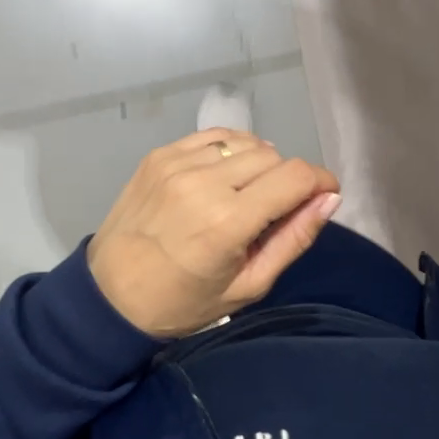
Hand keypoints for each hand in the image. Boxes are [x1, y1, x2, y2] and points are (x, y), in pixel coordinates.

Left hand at [86, 129, 341, 337]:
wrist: (108, 297)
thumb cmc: (184, 302)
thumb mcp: (249, 285)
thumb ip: (295, 238)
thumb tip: (330, 198)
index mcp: (228, 222)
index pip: (296, 176)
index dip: (321, 182)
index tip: (324, 196)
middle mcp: (204, 183)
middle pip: (275, 156)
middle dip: (287, 179)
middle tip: (274, 210)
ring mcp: (177, 163)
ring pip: (247, 142)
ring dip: (258, 164)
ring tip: (245, 193)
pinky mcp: (160, 155)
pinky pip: (214, 136)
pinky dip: (230, 150)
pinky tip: (223, 176)